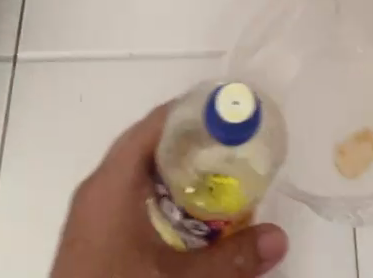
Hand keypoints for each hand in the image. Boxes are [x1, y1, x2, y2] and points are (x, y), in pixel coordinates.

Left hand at [51, 101, 290, 277]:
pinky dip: (163, 196)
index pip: (155, 125)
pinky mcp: (95, 237)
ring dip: (178, 171)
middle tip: (235, 147)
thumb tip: (279, 236)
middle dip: (193, 143)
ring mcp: (93, 213)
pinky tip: (190, 216)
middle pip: (150, 145)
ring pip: (141, 173)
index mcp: (112, 183)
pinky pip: (132, 197)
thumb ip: (230, 259)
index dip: (195, 113)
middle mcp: (99, 189)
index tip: (233, 115)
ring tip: (220, 177)